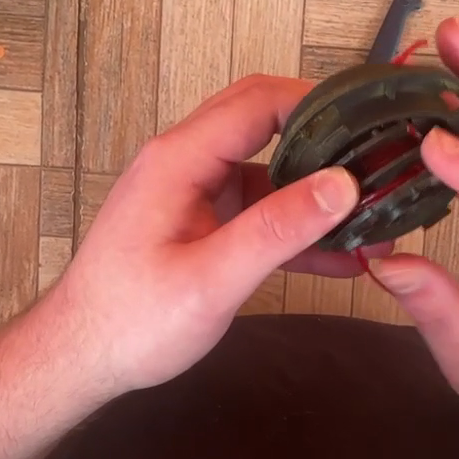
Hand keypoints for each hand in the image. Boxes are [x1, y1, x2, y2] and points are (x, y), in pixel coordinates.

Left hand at [45, 75, 366, 395]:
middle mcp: (187, 163)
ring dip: (316, 192)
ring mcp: (196, 192)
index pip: (258, 102)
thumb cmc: (130, 321)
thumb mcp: (210, 279)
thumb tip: (341, 186)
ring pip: (269, 170)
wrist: (80, 357)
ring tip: (371, 217)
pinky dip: (296, 228)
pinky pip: (259, 210)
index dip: (317, 102)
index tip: (368, 124)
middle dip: (324, 138)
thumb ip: (276, 230)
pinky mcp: (204, 222)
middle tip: (377, 158)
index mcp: (180, 159)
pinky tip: (340, 255)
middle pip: (265, 123)